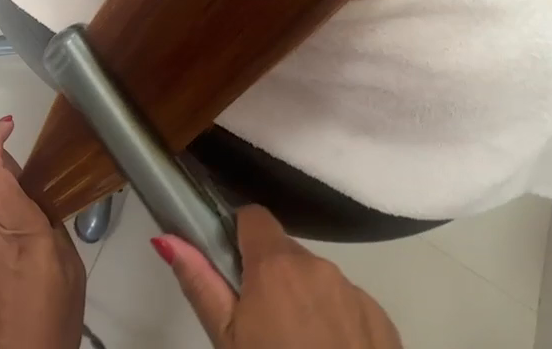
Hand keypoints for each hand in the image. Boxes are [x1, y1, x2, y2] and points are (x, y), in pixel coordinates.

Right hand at [156, 206, 401, 348]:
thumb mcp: (227, 340)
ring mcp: (356, 293)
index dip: (238, 235)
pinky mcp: (384, 321)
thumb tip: (166, 237)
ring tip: (295, 345)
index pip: (253, 216)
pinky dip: (335, 320)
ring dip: (303, 299)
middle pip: (285, 252)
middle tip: (259, 323)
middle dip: (270, 276)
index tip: (231, 268)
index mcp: (276, 264)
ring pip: (317, 279)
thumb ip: (199, 283)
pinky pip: (348, 304)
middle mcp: (318, 266)